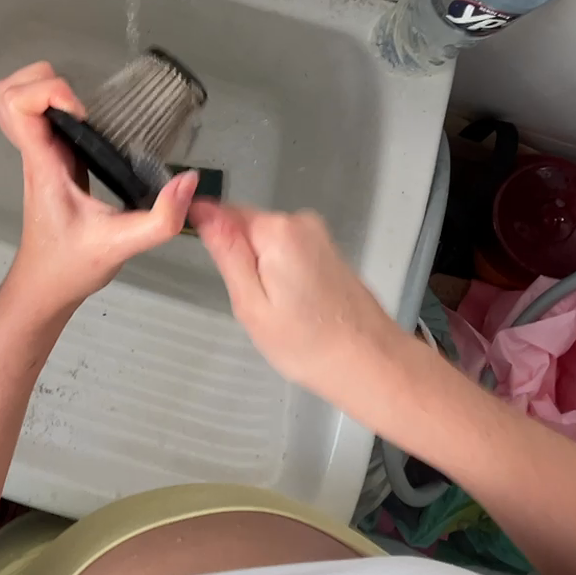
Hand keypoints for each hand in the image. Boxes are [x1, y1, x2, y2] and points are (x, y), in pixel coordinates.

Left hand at [0, 62, 197, 312]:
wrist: (45, 287)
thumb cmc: (73, 266)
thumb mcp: (122, 245)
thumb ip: (160, 219)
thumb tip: (189, 180)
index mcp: (44, 165)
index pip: (19, 107)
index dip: (49, 93)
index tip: (84, 115)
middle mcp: (32, 153)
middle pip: (4, 93)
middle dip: (38, 81)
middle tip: (78, 101)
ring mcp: (34, 154)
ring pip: (8, 100)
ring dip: (36, 87)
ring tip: (74, 102)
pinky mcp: (44, 157)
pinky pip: (27, 115)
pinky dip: (44, 101)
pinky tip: (77, 116)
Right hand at [189, 202, 403, 391]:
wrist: (373, 365)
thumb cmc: (306, 344)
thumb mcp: (251, 304)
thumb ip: (227, 252)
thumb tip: (202, 209)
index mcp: (277, 230)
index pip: (222, 213)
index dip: (213, 241)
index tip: (222, 274)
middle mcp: (299, 221)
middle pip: (247, 228)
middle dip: (240, 260)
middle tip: (253, 304)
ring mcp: (318, 234)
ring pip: (266, 243)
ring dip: (261, 270)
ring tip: (276, 310)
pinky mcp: (328, 250)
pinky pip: (287, 252)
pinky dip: (281, 274)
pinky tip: (294, 306)